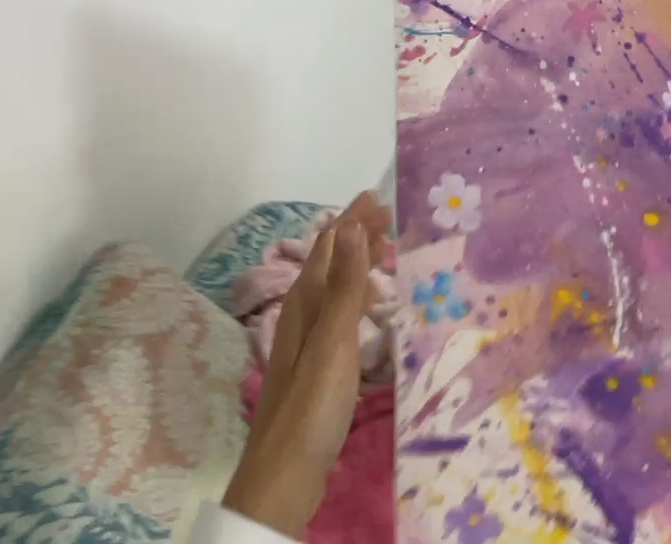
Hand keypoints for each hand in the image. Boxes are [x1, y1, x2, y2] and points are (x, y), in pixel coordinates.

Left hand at [221, 194, 390, 538]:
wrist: (285, 472)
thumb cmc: (312, 404)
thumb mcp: (333, 340)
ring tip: (380, 248)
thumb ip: (343, 284)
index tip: (376, 198)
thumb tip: (350, 224)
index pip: (330, 245)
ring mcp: (308, 337)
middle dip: (355, 234)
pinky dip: (355, 293)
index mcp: (306, 300)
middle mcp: (303, 311)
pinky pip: (338, 309)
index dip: (352, 220)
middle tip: (386, 216)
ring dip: (355, 261)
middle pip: (330, 260)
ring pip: (333, 284)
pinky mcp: (317, 361)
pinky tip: (364, 305)